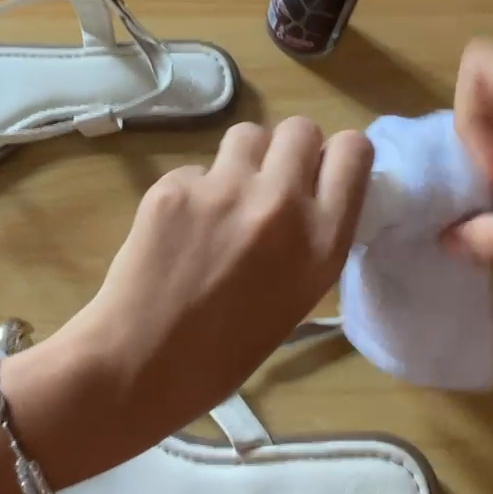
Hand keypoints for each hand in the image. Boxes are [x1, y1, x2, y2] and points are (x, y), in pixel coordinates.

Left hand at [61, 117, 372, 429]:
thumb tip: (307, 196)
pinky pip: (198, 168)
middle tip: (269, 183)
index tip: (319, 171)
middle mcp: (281, 205)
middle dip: (289, 149)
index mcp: (322, 243)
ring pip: (248, 135)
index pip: (352, 151)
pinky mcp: (175, 186)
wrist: (140, 365)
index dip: (335, 155)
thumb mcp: (296, 297)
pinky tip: (179, 229)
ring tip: (223, 202)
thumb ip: (309, 238)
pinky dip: (194, 190)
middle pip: (301, 128)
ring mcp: (224, 190)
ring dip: (242, 160)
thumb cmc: (224, 353)